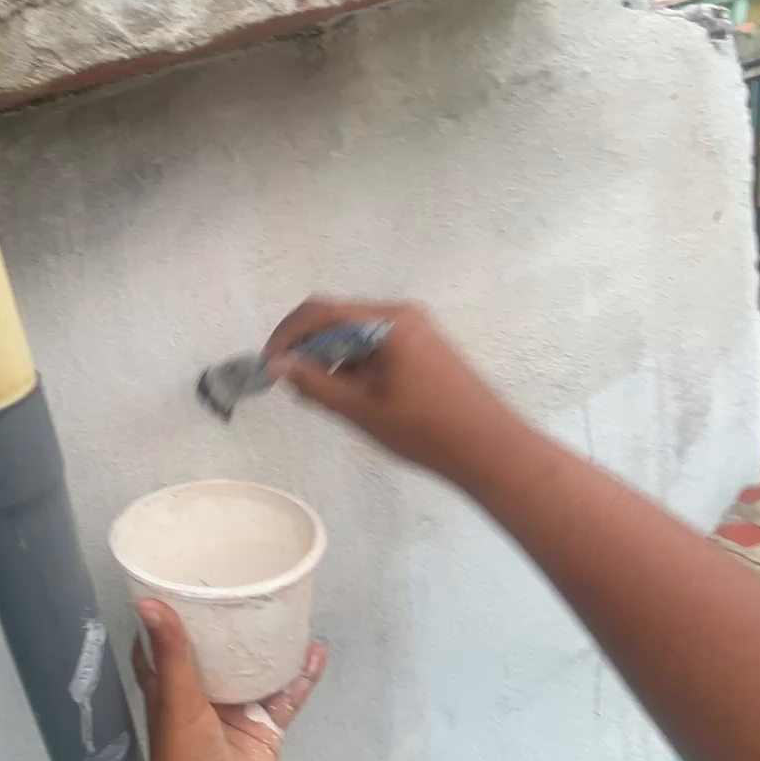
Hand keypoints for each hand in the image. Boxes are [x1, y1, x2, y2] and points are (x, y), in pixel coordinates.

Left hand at [133, 598, 325, 760]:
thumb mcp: (178, 701)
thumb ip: (171, 653)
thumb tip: (147, 602)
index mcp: (169, 691)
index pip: (161, 647)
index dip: (166, 619)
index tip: (177, 584)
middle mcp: (200, 699)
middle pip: (213, 655)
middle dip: (224, 627)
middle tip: (241, 586)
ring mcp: (234, 716)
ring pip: (252, 672)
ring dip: (265, 647)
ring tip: (282, 610)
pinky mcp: (264, 733)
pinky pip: (284, 698)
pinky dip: (299, 678)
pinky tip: (316, 654)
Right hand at [265, 297, 511, 475]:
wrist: (490, 449)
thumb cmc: (424, 430)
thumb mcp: (359, 409)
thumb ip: (313, 383)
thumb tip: (277, 365)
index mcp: (387, 322)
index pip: (320, 312)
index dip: (286, 334)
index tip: (269, 364)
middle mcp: (400, 315)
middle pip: (336, 318)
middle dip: (306, 347)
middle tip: (291, 384)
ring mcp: (414, 329)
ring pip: (352, 333)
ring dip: (328, 358)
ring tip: (321, 396)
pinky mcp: (421, 345)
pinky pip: (372, 343)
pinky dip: (351, 363)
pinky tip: (349, 394)